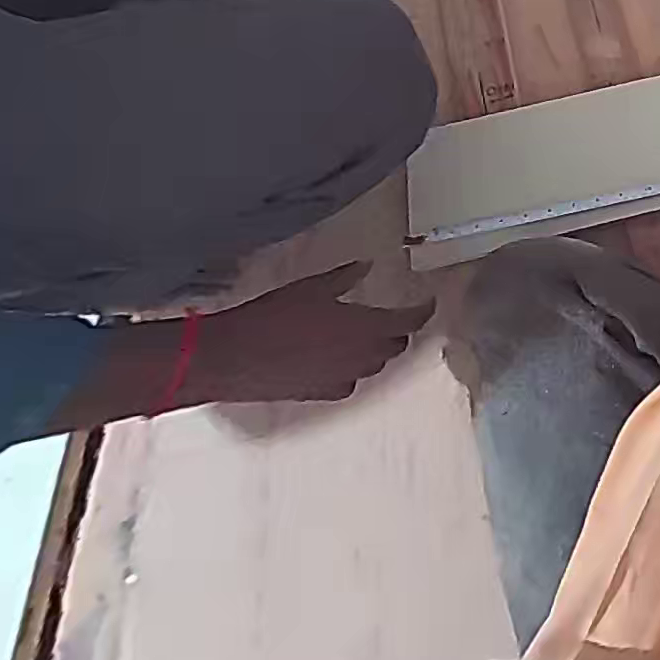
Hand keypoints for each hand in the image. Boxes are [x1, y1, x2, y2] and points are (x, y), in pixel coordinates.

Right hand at [185, 261, 432, 403]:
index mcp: (367, 326)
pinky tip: (340, 358)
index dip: (423, 311)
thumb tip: (368, 265)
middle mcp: (362, 356)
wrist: (230, 357)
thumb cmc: (274, 315)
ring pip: (376, 365)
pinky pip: (351, 381)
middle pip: (397, 346)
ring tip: (366, 334)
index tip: (429, 302)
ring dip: (378, 349)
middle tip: (393, 316)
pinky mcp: (322, 394)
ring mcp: (344, 378)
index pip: (410, 322)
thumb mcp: (314, 286)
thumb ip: (347, 277)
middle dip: (400, 331)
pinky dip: (354, 368)